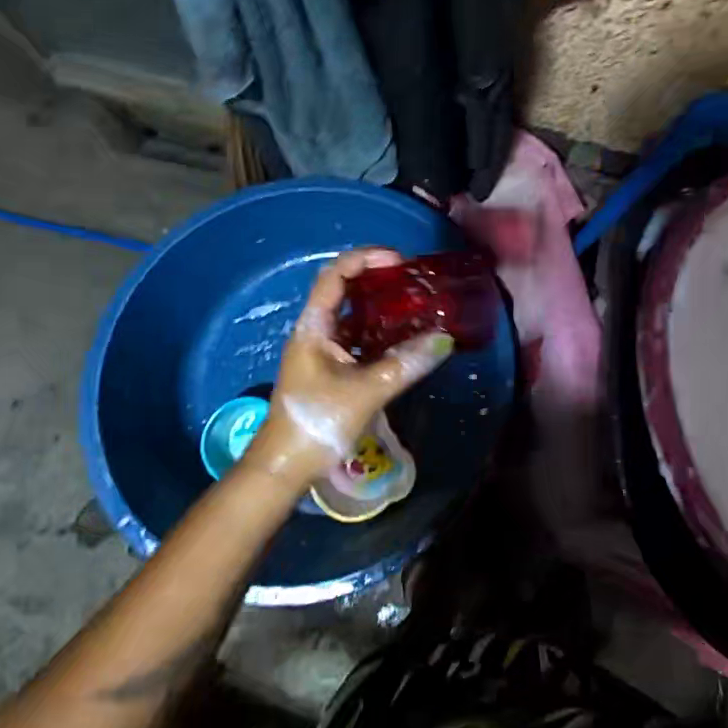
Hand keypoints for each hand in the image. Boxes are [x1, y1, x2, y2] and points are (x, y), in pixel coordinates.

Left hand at [238, 249, 453, 482]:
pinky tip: (404, 337)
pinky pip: (357, 337)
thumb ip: (405, 364)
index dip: (365, 258)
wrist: (283, 469)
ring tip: (414, 301)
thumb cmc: (315, 424)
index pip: (335, 275)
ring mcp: (322, 350)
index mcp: (314, 327)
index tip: (399, 260)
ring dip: (380, 303)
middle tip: (411, 278)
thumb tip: (444, 340)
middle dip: (376, 276)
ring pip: (352, 314)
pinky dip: (380, 329)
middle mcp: (315, 331)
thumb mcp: (366, 392)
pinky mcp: (330, 368)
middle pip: (343, 288)